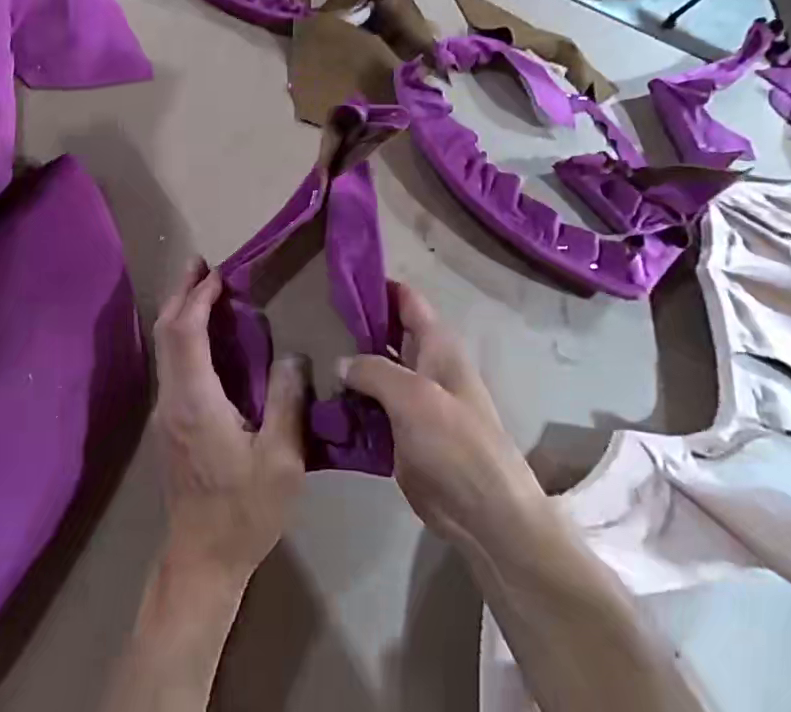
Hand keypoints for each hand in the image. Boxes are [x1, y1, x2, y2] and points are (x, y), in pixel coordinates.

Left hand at [152, 260, 307, 584]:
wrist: (202, 560)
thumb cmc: (245, 511)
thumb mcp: (282, 459)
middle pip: (166, 334)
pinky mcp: (170, 426)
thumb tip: (294, 356)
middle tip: (202, 264)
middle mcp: (172, 402)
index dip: (198, 297)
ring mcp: (166, 415)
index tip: (219, 272)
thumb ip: (287, 401)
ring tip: (206, 290)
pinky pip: (173, 367)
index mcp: (196, 403)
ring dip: (181, 314)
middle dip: (180, 294)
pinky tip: (208, 337)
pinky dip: (186, 338)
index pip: (185, 334)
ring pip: (165, 350)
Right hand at [339, 283, 552, 560]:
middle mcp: (425, 368)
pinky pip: (372, 412)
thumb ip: (375, 372)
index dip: (379, 286)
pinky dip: (350, 407)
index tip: (341, 279)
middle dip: (355, 328)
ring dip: (349, 371)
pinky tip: (321, 408)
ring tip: (307, 364)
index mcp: (437, 348)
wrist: (483, 511)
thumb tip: (341, 361)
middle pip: (387, 337)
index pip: (408, 301)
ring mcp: (414, 403)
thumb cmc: (456, 444)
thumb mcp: (414, 398)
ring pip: (376, 375)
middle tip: (312, 323)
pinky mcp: (403, 435)